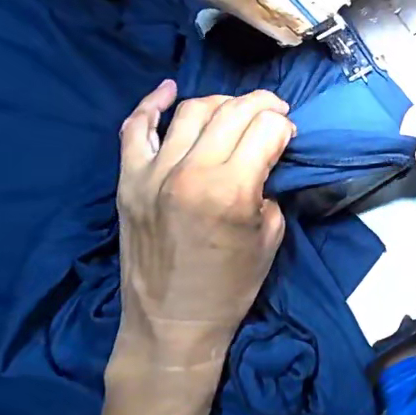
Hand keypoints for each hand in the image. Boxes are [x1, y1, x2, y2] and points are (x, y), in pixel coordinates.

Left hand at [112, 81, 294, 376]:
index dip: (284, 127)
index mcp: (231, 190)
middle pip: (233, 110)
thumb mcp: (270, 236)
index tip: (288, 137)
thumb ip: (268, 186)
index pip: (267, 128)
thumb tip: (265, 155)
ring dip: (221, 103)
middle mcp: (191, 172)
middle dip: (262, 105)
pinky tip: (168, 91)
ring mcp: (153, 173)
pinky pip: (135, 129)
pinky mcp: (128, 179)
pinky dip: (151, 104)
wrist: (172, 323)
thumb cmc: (230, 286)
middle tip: (272, 114)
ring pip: (191, 110)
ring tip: (234, 113)